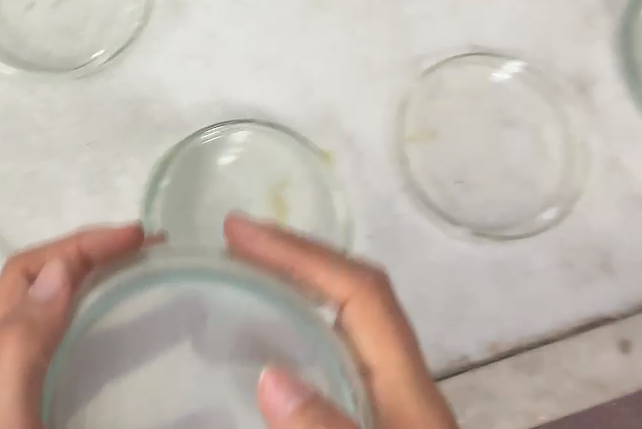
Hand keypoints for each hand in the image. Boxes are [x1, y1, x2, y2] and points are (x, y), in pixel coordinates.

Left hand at [0, 223, 145, 428]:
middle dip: (84, 253)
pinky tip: (112, 336)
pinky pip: (60, 350)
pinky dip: (88, 323)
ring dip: (86, 282)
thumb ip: (20, 347)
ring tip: (131, 270)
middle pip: (33, 288)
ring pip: (45, 317)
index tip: (135, 236)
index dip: (78, 246)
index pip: (23, 275)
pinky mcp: (36, 415)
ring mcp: (12, 397)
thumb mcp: (5, 415)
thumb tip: (58, 269)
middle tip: (142, 245)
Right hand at [227, 213, 458, 428]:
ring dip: (295, 288)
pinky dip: (295, 332)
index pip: (359, 290)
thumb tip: (269, 376)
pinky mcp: (373, 423)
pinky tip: (263, 346)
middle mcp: (402, 388)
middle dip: (296, 256)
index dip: (299, 252)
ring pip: (346, 326)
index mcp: (409, 391)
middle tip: (232, 239)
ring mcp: (391, 409)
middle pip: (356, 294)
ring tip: (239, 274)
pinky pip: (333, 357)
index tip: (236, 232)